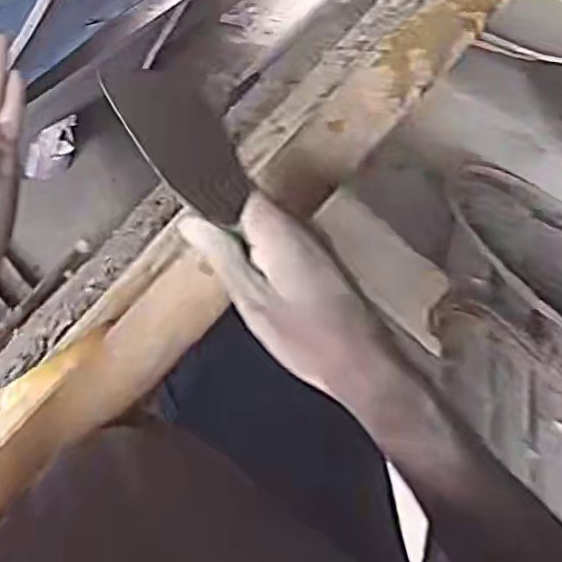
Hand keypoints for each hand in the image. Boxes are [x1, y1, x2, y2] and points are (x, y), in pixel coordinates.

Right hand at [179, 192, 405, 407]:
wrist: (371, 371)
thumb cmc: (308, 339)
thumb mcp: (251, 299)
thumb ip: (220, 254)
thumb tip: (190, 222)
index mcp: (276, 228)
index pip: (233, 190)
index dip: (208, 200)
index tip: (192, 222)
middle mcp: (299, 224)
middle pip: (248, 205)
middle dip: (224, 223)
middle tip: (208, 255)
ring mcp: (315, 238)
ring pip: (264, 223)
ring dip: (245, 240)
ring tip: (237, 276)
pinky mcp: (323, 256)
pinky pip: (281, 238)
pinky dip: (264, 253)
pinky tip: (263, 285)